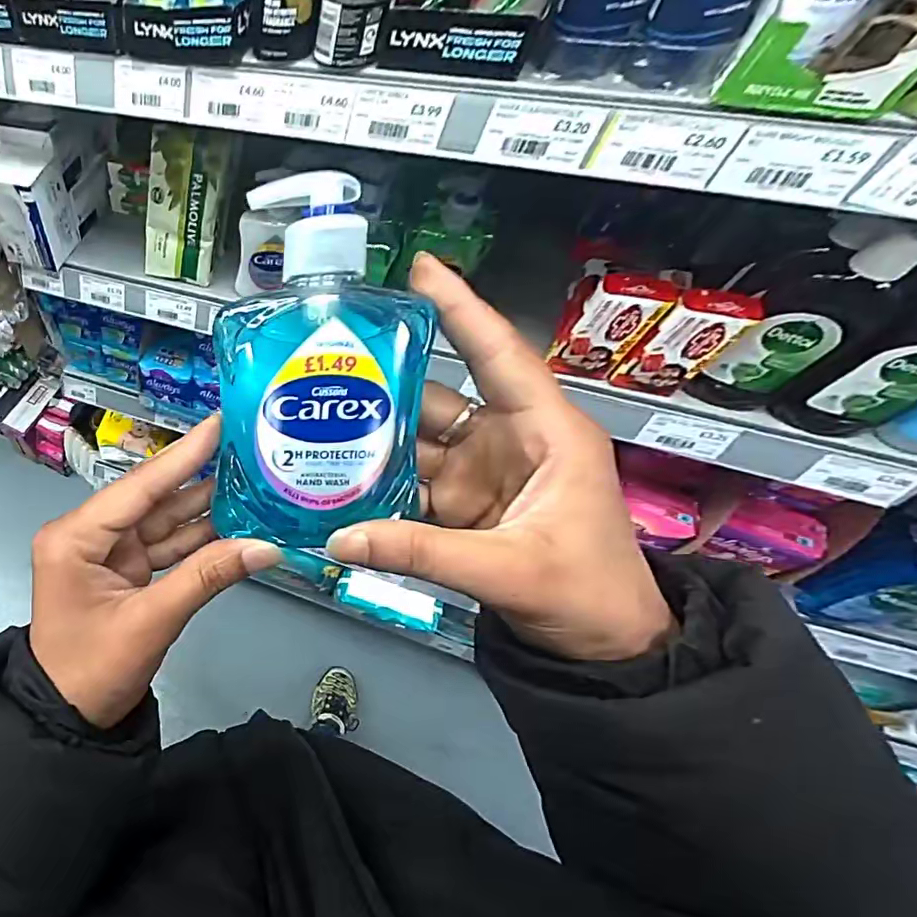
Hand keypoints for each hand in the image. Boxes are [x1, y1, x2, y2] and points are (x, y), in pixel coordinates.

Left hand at [31, 416, 281, 727]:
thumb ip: (206, 578)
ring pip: (163, 523)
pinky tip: (234, 525)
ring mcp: (107, 553)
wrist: (65, 717)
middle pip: (153, 500)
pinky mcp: (122, 572)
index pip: (140, 487)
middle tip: (248, 448)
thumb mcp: (150, 622)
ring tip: (253, 482)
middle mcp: (89, 535)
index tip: (220, 423)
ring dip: (205, 509)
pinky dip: (197, 541)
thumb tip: (266, 548)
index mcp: (77, 536)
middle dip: (200, 477)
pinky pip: (165, 548)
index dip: (184, 455)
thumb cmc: (92, 670)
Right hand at [324, 254, 675, 661]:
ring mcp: (476, 475)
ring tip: (313, 426)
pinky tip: (335, 480)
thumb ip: (420, 552)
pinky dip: (373, 484)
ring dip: (370, 438)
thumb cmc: (587, 592)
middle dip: (385, 383)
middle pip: (437, 399)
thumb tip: (339, 538)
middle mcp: (506, 442)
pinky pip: (406, 484)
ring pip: (413, 442)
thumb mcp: (508, 569)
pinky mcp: (455, 507)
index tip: (418, 270)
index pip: (498, 355)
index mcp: (543, 432)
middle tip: (327, 368)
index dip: (460, 310)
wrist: (604, 646)